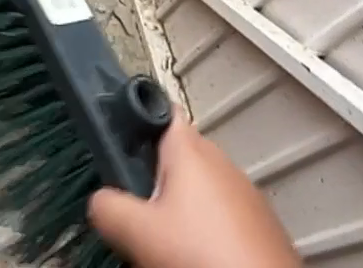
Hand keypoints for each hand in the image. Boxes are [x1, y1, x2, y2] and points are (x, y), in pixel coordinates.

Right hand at [88, 121, 300, 267]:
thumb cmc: (203, 257)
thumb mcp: (139, 234)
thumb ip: (108, 207)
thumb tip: (100, 200)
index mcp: (190, 149)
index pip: (161, 109)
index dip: (137, 117)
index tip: (119, 142)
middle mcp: (220, 161)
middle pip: (175, 155)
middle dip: (153, 177)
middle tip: (136, 212)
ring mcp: (245, 193)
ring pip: (198, 188)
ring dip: (180, 206)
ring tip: (167, 244)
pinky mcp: (262, 225)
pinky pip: (221, 214)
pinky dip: (206, 229)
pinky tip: (199, 258)